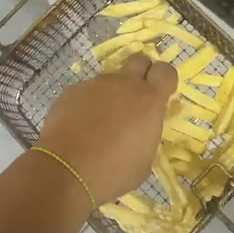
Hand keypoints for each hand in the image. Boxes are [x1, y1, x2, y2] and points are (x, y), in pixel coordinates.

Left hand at [36, 55, 175, 203]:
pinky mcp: (72, 91)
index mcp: (149, 100)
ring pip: (109, 80)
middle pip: (139, 60)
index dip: (165, 79)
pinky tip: (79, 126)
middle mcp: (123, 84)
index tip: (161, 94)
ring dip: (111, 94)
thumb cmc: (114, 171)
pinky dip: (87, 103)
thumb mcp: (145, 158)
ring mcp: (95, 84)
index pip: (166, 71)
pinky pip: (86, 91)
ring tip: (100, 123)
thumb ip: (147, 132)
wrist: (67, 170)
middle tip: (134, 98)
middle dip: (141, 73)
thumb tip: (142, 124)